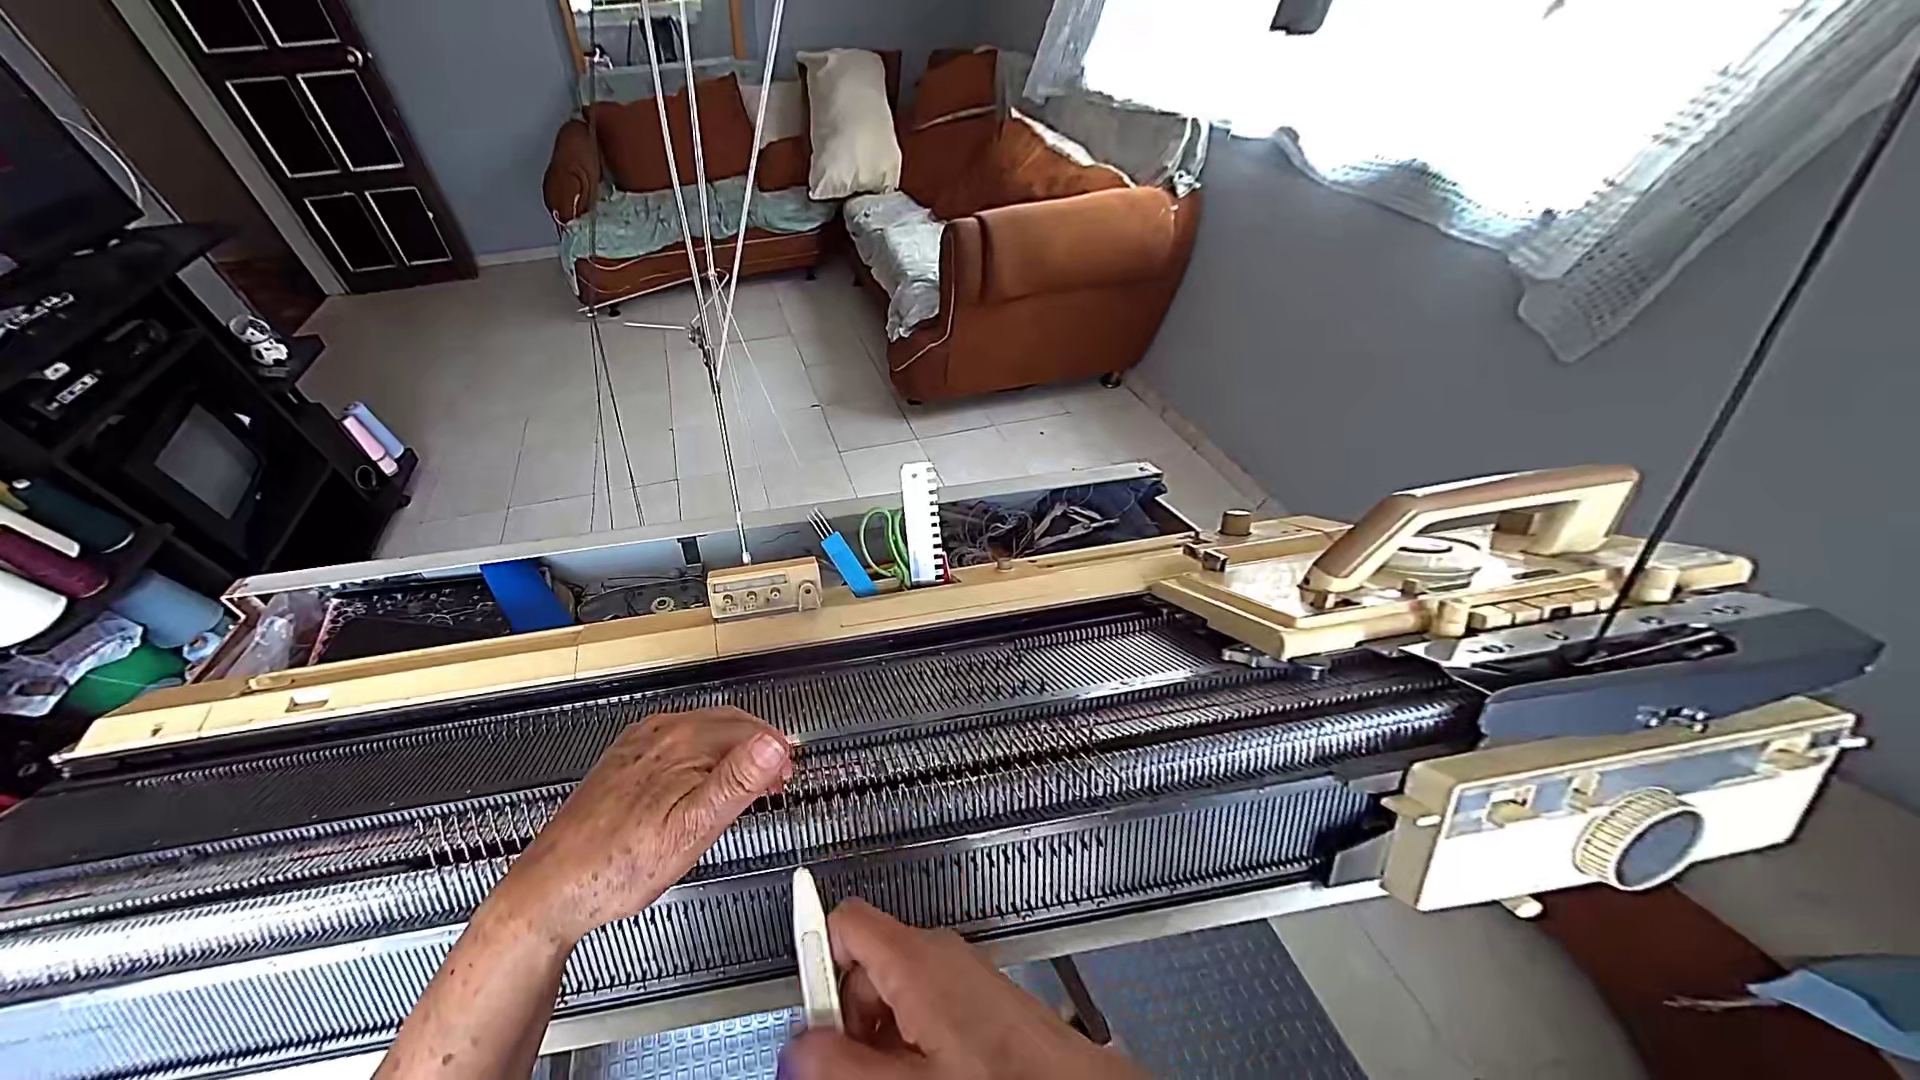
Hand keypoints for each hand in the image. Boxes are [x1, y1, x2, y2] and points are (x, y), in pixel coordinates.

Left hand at [486, 707, 790, 946]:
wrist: (549, 890)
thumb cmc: (615, 868)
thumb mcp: (692, 830)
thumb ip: (737, 782)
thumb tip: (772, 746)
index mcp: (682, 742)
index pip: (752, 731)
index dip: (777, 755)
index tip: (787, 777)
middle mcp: (660, 733)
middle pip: (731, 724)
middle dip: (759, 748)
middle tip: (775, 779)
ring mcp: (641, 744)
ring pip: (706, 731)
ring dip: (734, 749)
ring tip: (747, 782)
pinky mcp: (627, 759)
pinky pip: (680, 741)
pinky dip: (705, 754)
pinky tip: (703, 779)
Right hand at [781, 899, 1148, 1079]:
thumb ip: (841, 1065)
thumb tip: (799, 1046)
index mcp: (916, 959)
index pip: (845, 922)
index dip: (815, 957)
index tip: (800, 1000)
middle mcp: (938, 954)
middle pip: (862, 966)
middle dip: (846, 1021)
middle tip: (852, 1072)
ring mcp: (959, 974)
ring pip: (891, 993)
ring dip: (876, 1039)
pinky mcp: (975, 998)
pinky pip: (922, 1007)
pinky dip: (907, 1043)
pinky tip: (921, 1078)